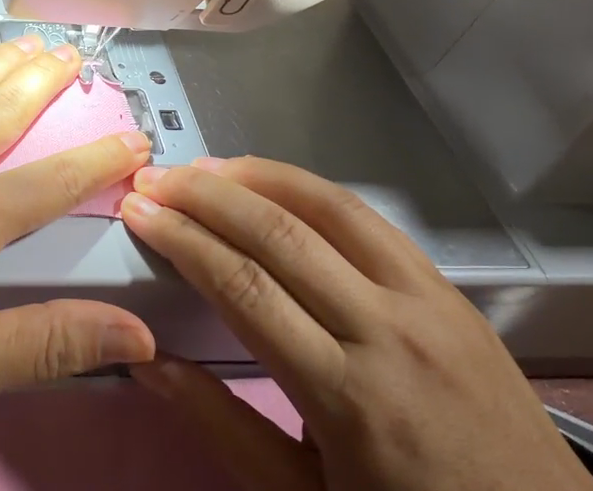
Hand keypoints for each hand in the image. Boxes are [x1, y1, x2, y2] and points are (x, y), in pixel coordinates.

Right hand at [121, 158, 592, 490]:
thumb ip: (221, 424)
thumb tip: (145, 361)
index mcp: (348, 396)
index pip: (245, 286)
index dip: (183, 239)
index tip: (138, 211)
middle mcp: (391, 332)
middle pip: (281, 235)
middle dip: (207, 197)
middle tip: (155, 177)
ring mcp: (432, 303)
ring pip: (332, 209)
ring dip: (259, 177)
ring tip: (204, 167)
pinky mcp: (453, 292)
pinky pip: (373, 222)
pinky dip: (312, 191)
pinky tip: (274, 184)